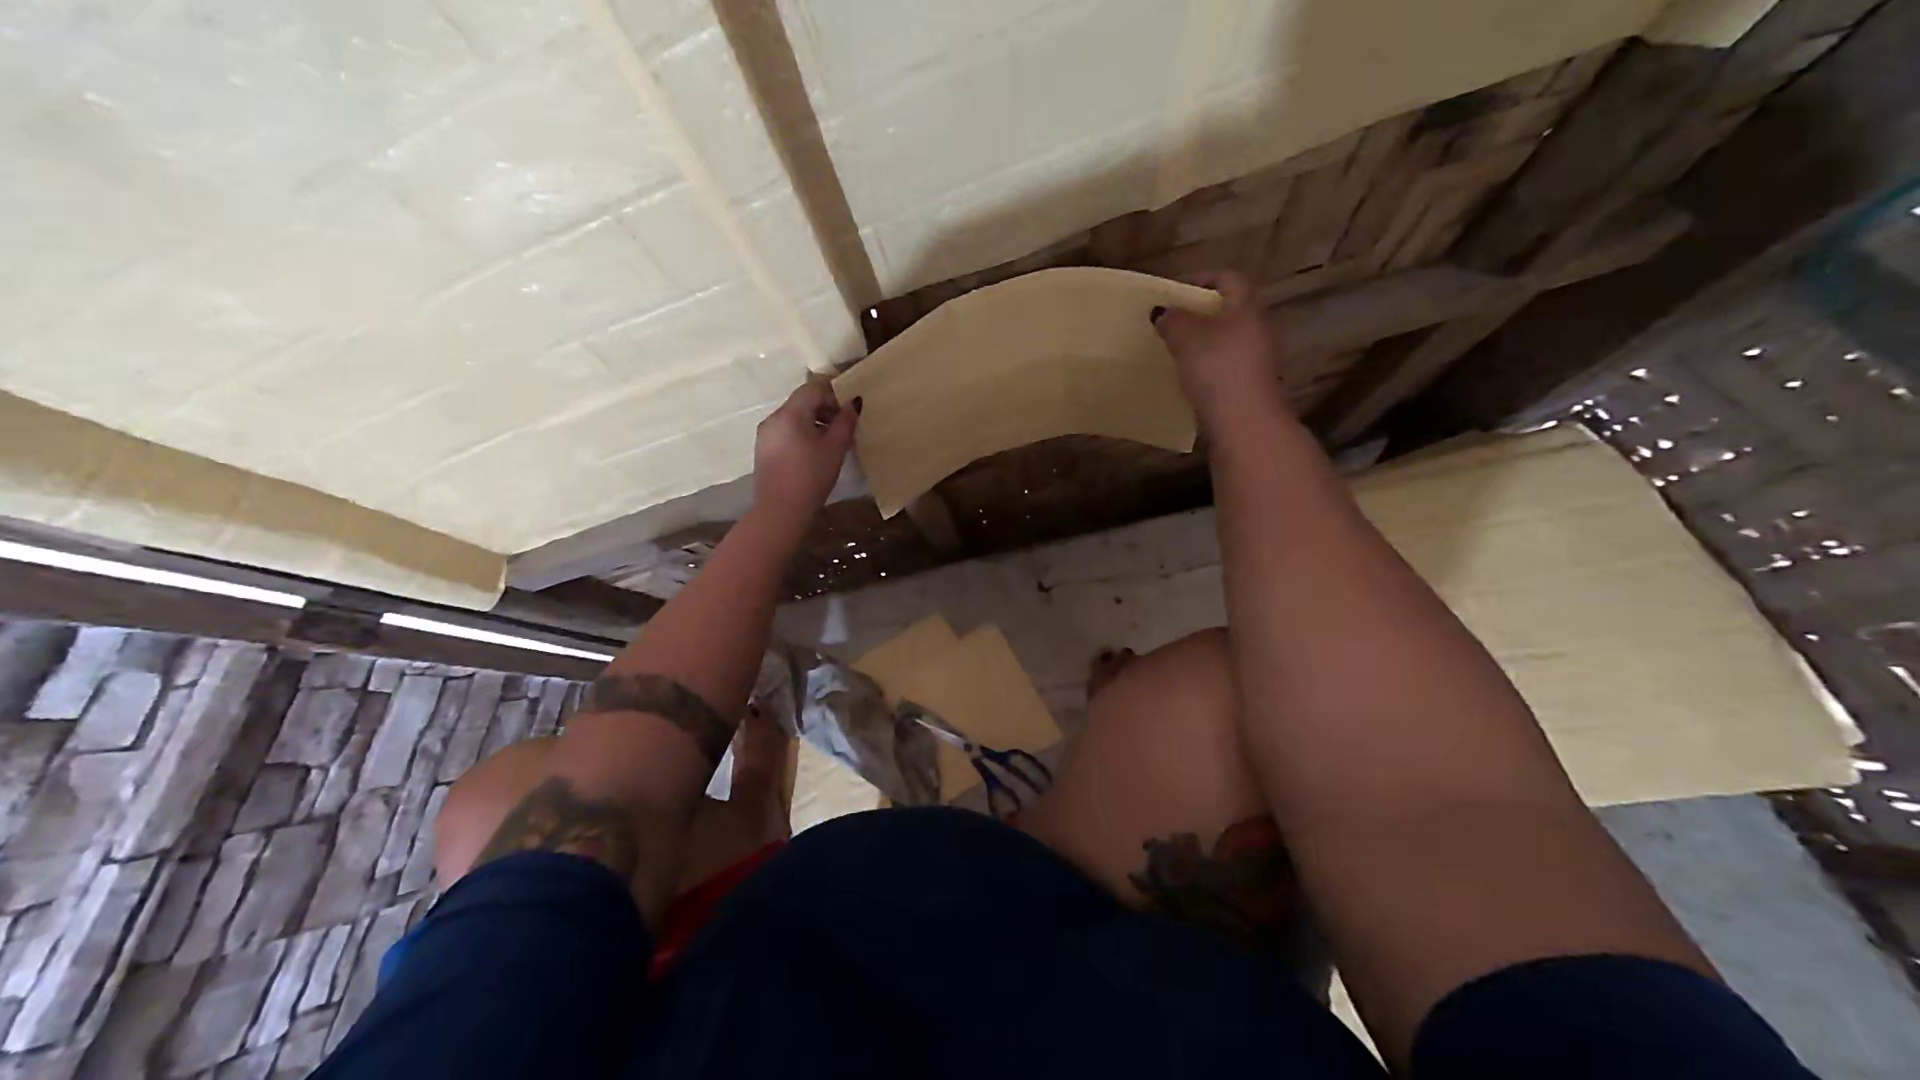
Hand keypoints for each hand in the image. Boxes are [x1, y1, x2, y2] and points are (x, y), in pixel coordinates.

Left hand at [752, 380, 857, 522]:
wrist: (780, 512)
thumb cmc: (811, 477)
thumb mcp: (835, 449)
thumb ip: (846, 422)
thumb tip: (854, 403)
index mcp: (790, 414)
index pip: (813, 389)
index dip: (834, 396)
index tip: (848, 415)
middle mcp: (773, 418)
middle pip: (802, 401)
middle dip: (825, 410)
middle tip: (843, 430)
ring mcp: (765, 435)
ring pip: (793, 418)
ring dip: (814, 423)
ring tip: (830, 445)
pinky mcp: (763, 450)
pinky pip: (785, 432)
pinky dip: (802, 435)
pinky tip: (813, 456)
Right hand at [1153, 271, 1286, 426]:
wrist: (1245, 421)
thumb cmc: (1216, 368)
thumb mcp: (1185, 337)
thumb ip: (1172, 319)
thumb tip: (1164, 311)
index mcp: (1246, 305)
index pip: (1227, 277)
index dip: (1200, 278)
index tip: (1172, 292)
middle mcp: (1258, 326)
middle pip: (1228, 308)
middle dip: (1199, 312)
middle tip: (1170, 321)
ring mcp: (1258, 357)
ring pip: (1227, 337)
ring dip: (1202, 340)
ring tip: (1174, 350)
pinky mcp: (1251, 383)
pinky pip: (1226, 363)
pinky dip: (1208, 364)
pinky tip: (1189, 376)